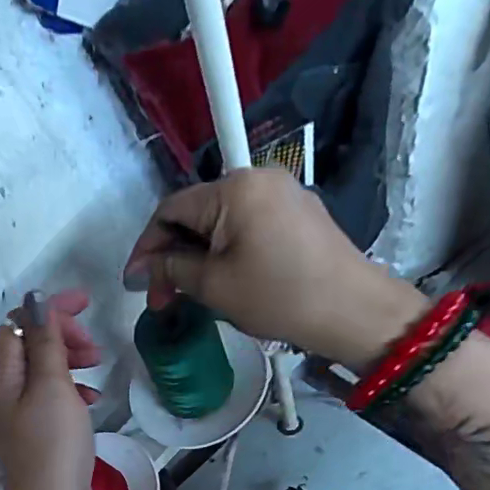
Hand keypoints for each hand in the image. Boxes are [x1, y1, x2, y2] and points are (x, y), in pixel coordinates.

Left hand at [0, 290, 99, 489]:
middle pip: (29, 345)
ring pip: (43, 370)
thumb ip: (46, 343)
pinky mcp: (36, 432)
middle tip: (94, 347)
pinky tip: (91, 399)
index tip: (86, 305)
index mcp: (0, 376)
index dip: (49, 310)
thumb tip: (36, 301)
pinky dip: (71, 389)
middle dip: (62, 336)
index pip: (17, 324)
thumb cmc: (53, 446)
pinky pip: (51, 396)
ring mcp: (19, 413)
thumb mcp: (53, 388)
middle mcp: (3, 390)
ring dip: (69, 361)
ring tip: (97, 368)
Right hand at [122, 168, 428, 370]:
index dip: (147, 247)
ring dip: (203, 258)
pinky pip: (252, 229)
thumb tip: (146, 267)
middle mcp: (259, 178)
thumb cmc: (280, 298)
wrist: (353, 311)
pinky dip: (232, 254)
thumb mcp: (216, 287)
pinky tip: (230, 284)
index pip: (171, 209)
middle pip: (198, 214)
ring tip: (196, 297)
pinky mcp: (302, 216)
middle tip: (165, 300)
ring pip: (225, 224)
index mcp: (234, 187)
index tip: (136, 284)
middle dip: (176, 257)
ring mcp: (285, 195)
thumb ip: (173, 270)